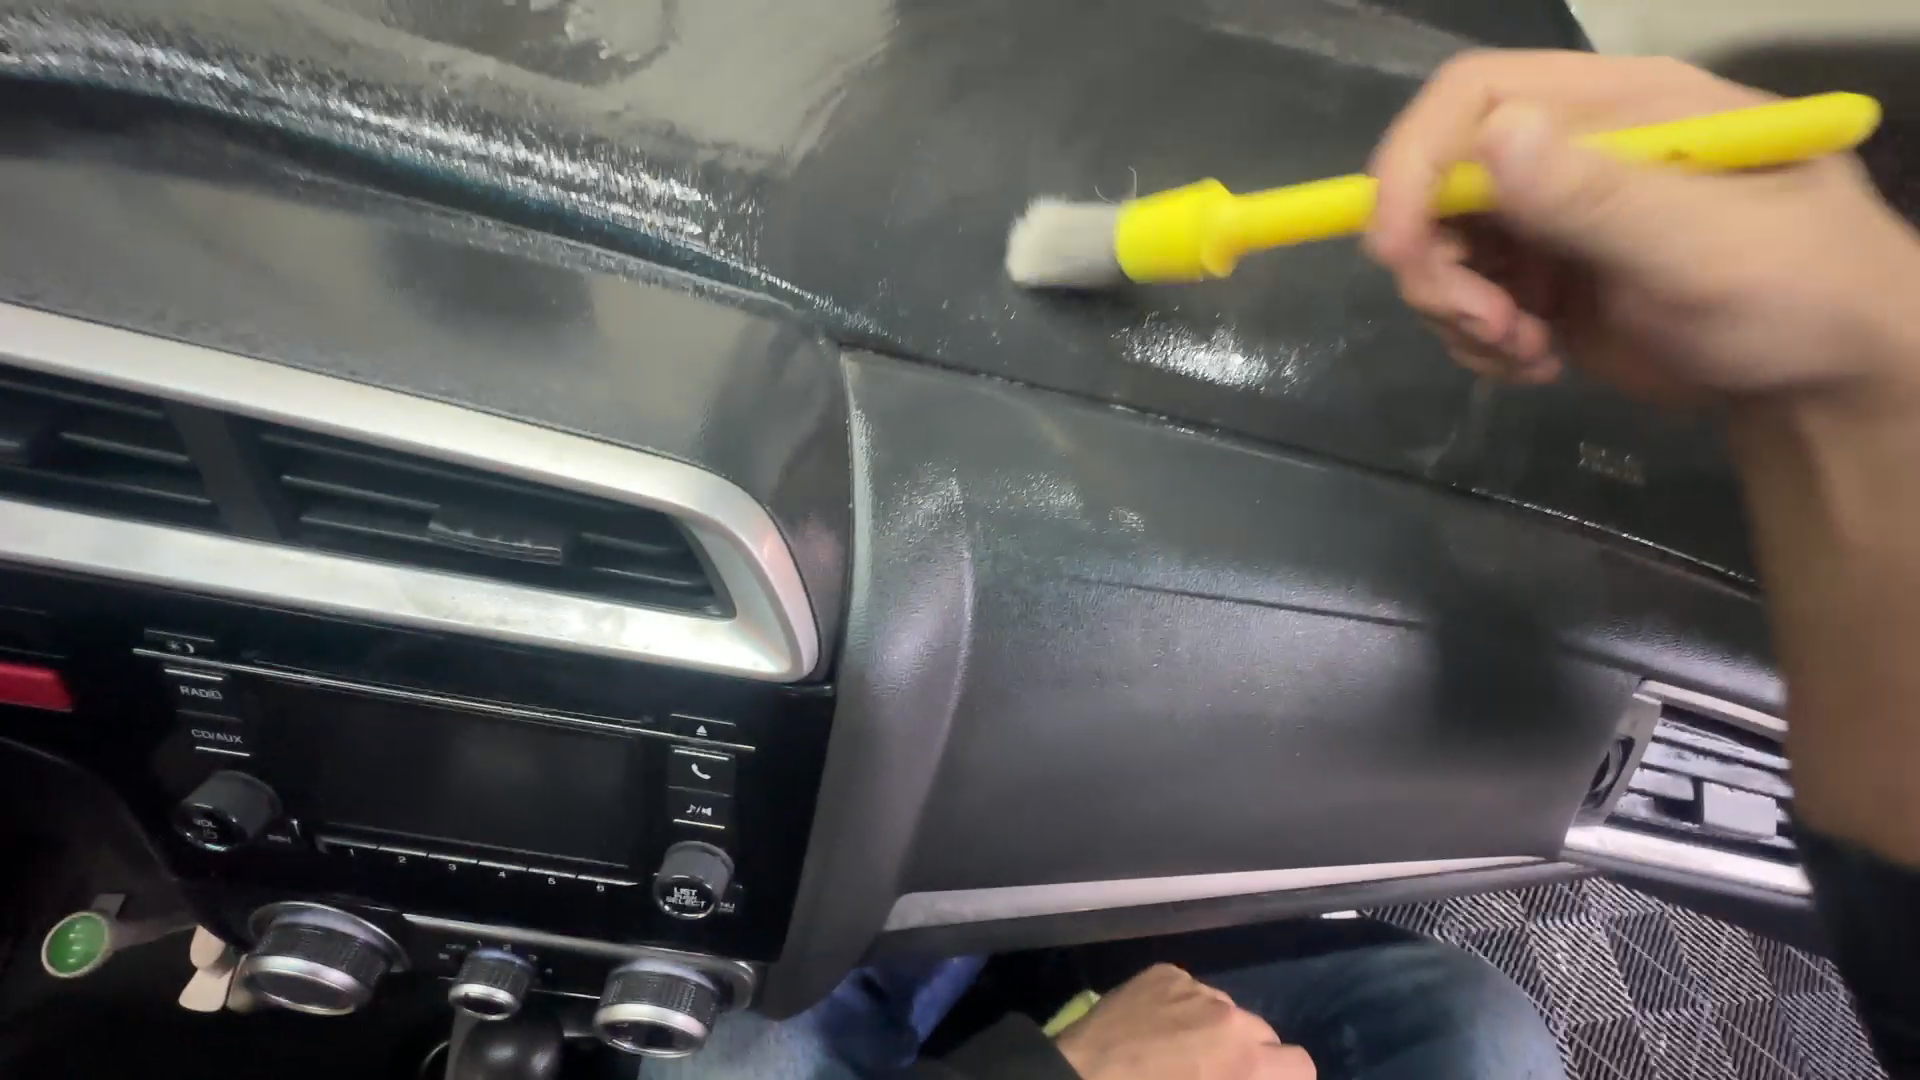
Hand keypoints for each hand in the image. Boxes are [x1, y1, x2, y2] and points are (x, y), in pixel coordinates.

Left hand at [1053, 964, 1313, 1079]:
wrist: (1088, 1078)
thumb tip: (1246, 1072)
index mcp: (1250, 1061)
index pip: (1300, 1063)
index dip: (1284, 1078)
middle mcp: (1230, 1015)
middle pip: (1261, 1032)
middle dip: (1249, 1055)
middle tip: (1217, 1073)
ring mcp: (1193, 987)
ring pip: (1224, 1009)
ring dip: (1214, 1028)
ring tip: (1182, 1049)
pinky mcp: (1162, 972)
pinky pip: (1188, 990)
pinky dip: (1182, 1007)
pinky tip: (1157, 1026)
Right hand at [1364, 50, 1919, 402]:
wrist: (1812, 377)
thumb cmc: (1792, 293)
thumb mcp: (1701, 243)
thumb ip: (1594, 193)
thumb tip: (1493, 135)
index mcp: (1613, 111)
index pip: (1470, 98)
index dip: (1412, 163)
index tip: (1396, 248)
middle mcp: (1561, 158)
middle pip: (1432, 191)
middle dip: (1435, 269)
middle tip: (1481, 323)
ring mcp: (1538, 225)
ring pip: (1434, 259)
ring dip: (1458, 317)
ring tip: (1525, 349)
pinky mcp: (1525, 283)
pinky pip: (1455, 308)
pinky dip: (1476, 345)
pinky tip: (1535, 361)